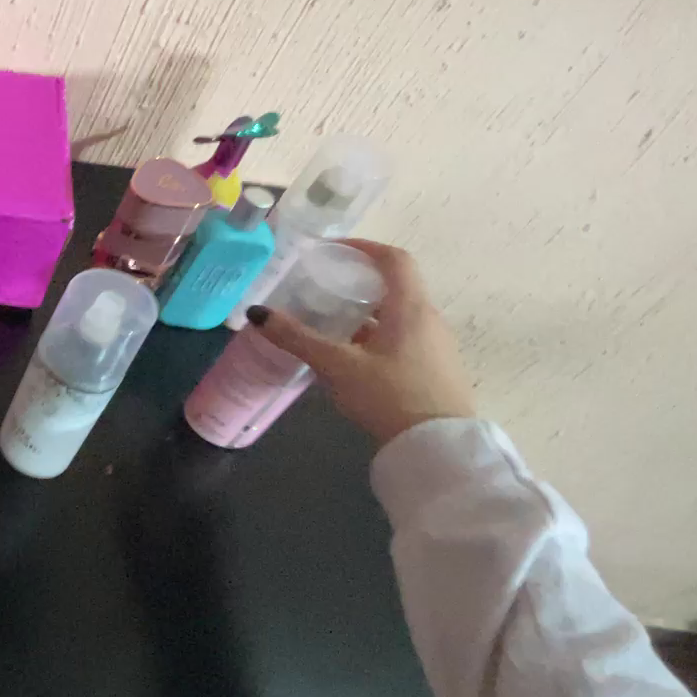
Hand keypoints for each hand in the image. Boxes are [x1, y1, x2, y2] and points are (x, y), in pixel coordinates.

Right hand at [248, 239, 476, 447]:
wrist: (439, 449)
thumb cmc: (390, 396)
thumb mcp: (336, 365)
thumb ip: (297, 337)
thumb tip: (257, 313)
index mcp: (411, 309)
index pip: (395, 260)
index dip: (363, 247)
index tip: (329, 250)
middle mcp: (427, 319)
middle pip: (392, 284)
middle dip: (353, 279)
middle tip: (316, 284)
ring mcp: (432, 345)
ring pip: (393, 312)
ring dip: (360, 308)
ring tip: (322, 317)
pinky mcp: (429, 367)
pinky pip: (397, 335)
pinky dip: (369, 331)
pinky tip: (343, 350)